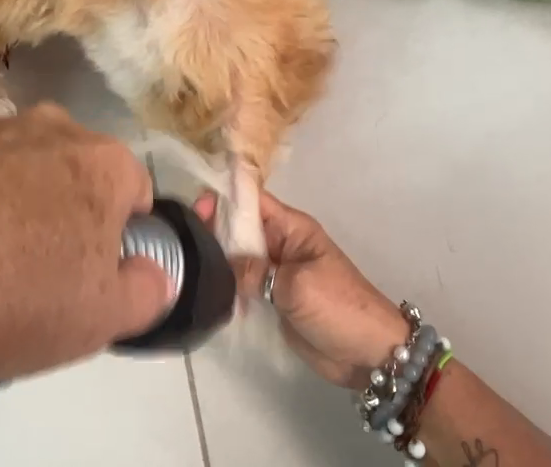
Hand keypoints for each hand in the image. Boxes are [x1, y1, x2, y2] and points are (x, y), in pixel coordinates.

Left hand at [0, 103, 171, 383]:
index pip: (133, 189)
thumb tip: (151, 272)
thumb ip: (148, 290)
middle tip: (33, 273)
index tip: (89, 275)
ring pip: (10, 169)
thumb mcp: (102, 318)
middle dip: (64, 212)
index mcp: (98, 160)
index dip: (120, 236)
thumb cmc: (13, 298)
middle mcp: (43, 127)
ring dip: (6, 206)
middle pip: (70, 170)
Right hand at [196, 188, 406, 388]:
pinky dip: (225, 285)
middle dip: (212, 227)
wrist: (369, 354)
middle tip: (181, 242)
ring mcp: (274, 272)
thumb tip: (223, 265)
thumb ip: (256, 272)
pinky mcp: (271, 298)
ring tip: (186, 266)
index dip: (224, 196)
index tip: (194, 206)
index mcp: (291, 228)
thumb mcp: (296, 286)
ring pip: (237, 255)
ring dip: (216, 258)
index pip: (252, 199)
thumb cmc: (339, 307)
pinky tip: (206, 292)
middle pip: (239, 226)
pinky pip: (241, 283)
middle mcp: (279, 244)